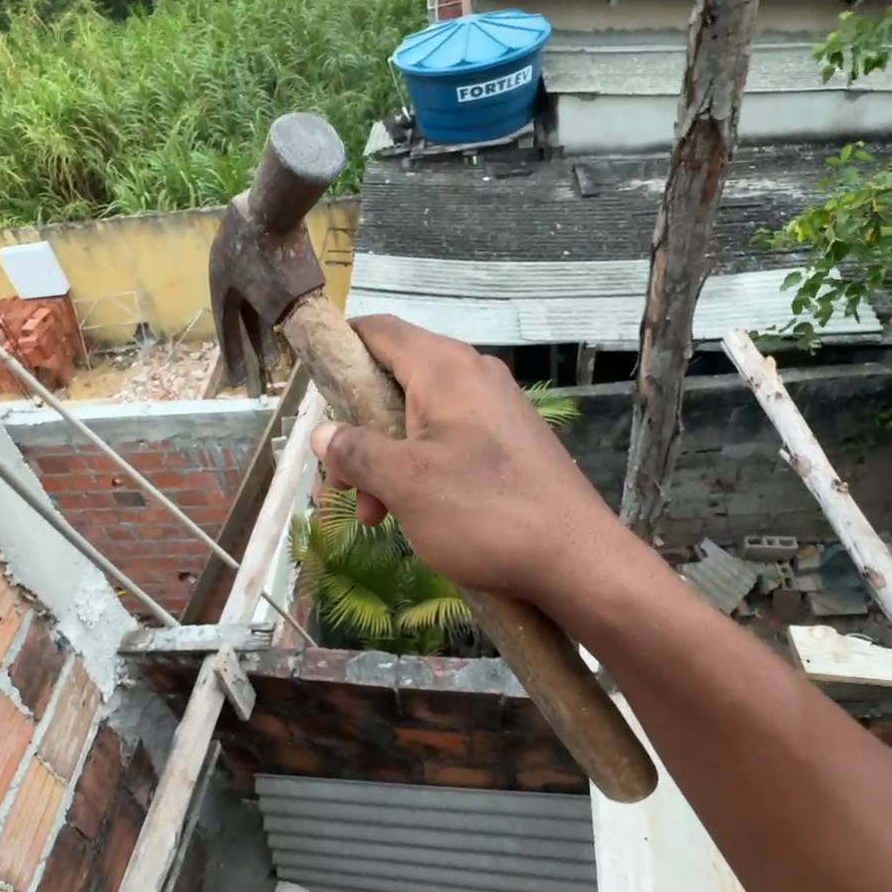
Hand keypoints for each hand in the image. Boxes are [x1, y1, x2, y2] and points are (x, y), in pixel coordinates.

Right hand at [309, 316, 629, 602]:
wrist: (577, 560)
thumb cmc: (484, 512)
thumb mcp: (404, 483)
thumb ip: (357, 451)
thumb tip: (322, 433)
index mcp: (445, 369)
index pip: (380, 330)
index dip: (341, 345)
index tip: (313, 382)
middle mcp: (472, 377)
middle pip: (394, 380)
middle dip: (357, 428)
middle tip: (338, 480)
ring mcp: (494, 410)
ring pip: (418, 419)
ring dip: (385, 459)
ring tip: (372, 513)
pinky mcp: (508, 443)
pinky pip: (448, 441)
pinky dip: (419, 468)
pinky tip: (411, 515)